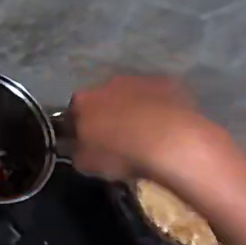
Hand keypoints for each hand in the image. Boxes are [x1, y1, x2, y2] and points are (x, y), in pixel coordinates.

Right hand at [66, 74, 217, 181]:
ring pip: (132, 95)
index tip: (88, 141)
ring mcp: (139, 80)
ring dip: (134, 109)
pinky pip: (158, 96)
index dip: (80, 126)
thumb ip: (78, 152)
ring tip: (146, 134)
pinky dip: (159, 108)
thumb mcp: (87, 164)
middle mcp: (107, 84)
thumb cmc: (121, 154)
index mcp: (83, 101)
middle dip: (108, 114)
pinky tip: (167, 126)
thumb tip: (79, 148)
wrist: (171, 142)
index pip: (73, 111)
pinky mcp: (168, 83)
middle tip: (117, 138)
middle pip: (103, 98)